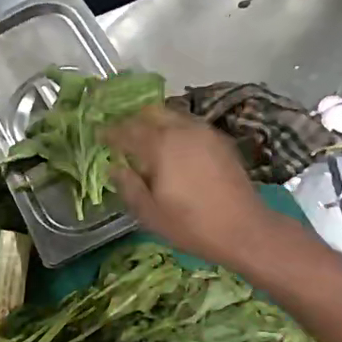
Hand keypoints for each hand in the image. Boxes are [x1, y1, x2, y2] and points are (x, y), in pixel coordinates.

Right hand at [106, 106, 293, 270]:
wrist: (243, 228)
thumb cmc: (190, 225)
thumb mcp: (150, 213)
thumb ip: (128, 186)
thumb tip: (114, 168)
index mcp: (160, 145)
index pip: (126, 131)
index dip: (109, 133)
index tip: (99, 136)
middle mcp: (182, 129)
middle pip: (150, 113)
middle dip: (133, 121)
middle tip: (122, 136)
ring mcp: (204, 132)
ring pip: (173, 116)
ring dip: (156, 123)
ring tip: (147, 141)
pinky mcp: (220, 140)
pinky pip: (191, 125)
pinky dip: (176, 130)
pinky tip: (174, 149)